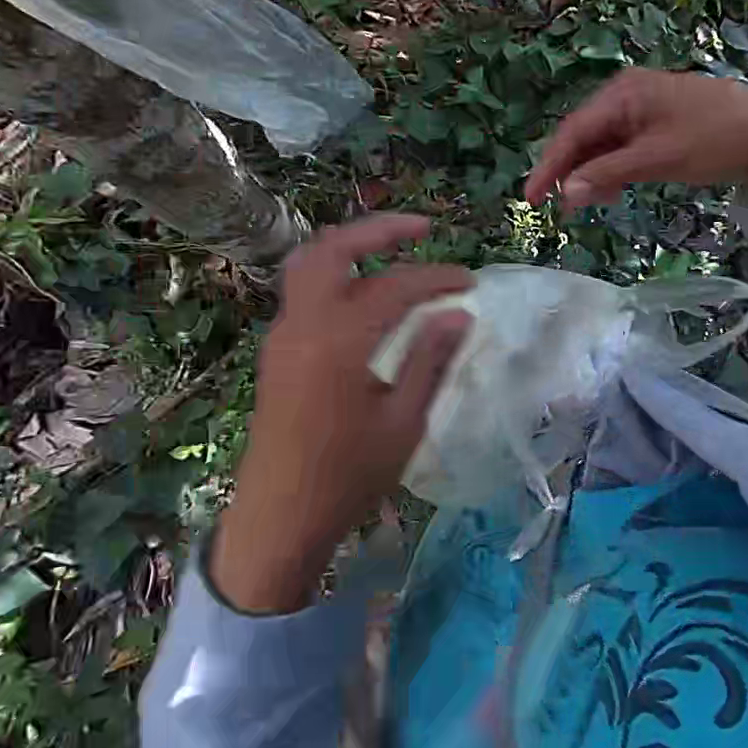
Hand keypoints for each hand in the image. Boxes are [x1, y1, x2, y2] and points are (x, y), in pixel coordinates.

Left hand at [210, 215, 471, 613]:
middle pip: (333, 249)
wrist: (280, 516)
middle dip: (378, 231)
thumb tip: (457, 315)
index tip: (470, 281)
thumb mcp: (402, 422)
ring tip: (391, 253)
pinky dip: (335, 279)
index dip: (437, 278)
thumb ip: (429, 360)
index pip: (396, 287)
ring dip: (350, 250)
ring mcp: (283, 335)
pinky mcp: (277, 352)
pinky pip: (303, 294)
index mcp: (339, 339)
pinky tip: (363, 299)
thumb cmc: (347, 477)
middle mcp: (303, 323)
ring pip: (309, 266)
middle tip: (421, 230)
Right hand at [524, 69, 747, 210]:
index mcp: (623, 94)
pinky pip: (621, 148)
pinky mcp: (656, 123)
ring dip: (592, 176)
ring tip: (593, 205)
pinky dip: (613, 171)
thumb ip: (607, 174)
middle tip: (561, 209)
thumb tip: (565, 193)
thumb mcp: (657, 158)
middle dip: (570, 173)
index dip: (548, 168)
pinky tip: (616, 191)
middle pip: (582, 138)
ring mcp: (642, 108)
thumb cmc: (717, 139)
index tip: (530, 199)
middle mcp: (626, 95)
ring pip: (600, 146)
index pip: (572, 133)